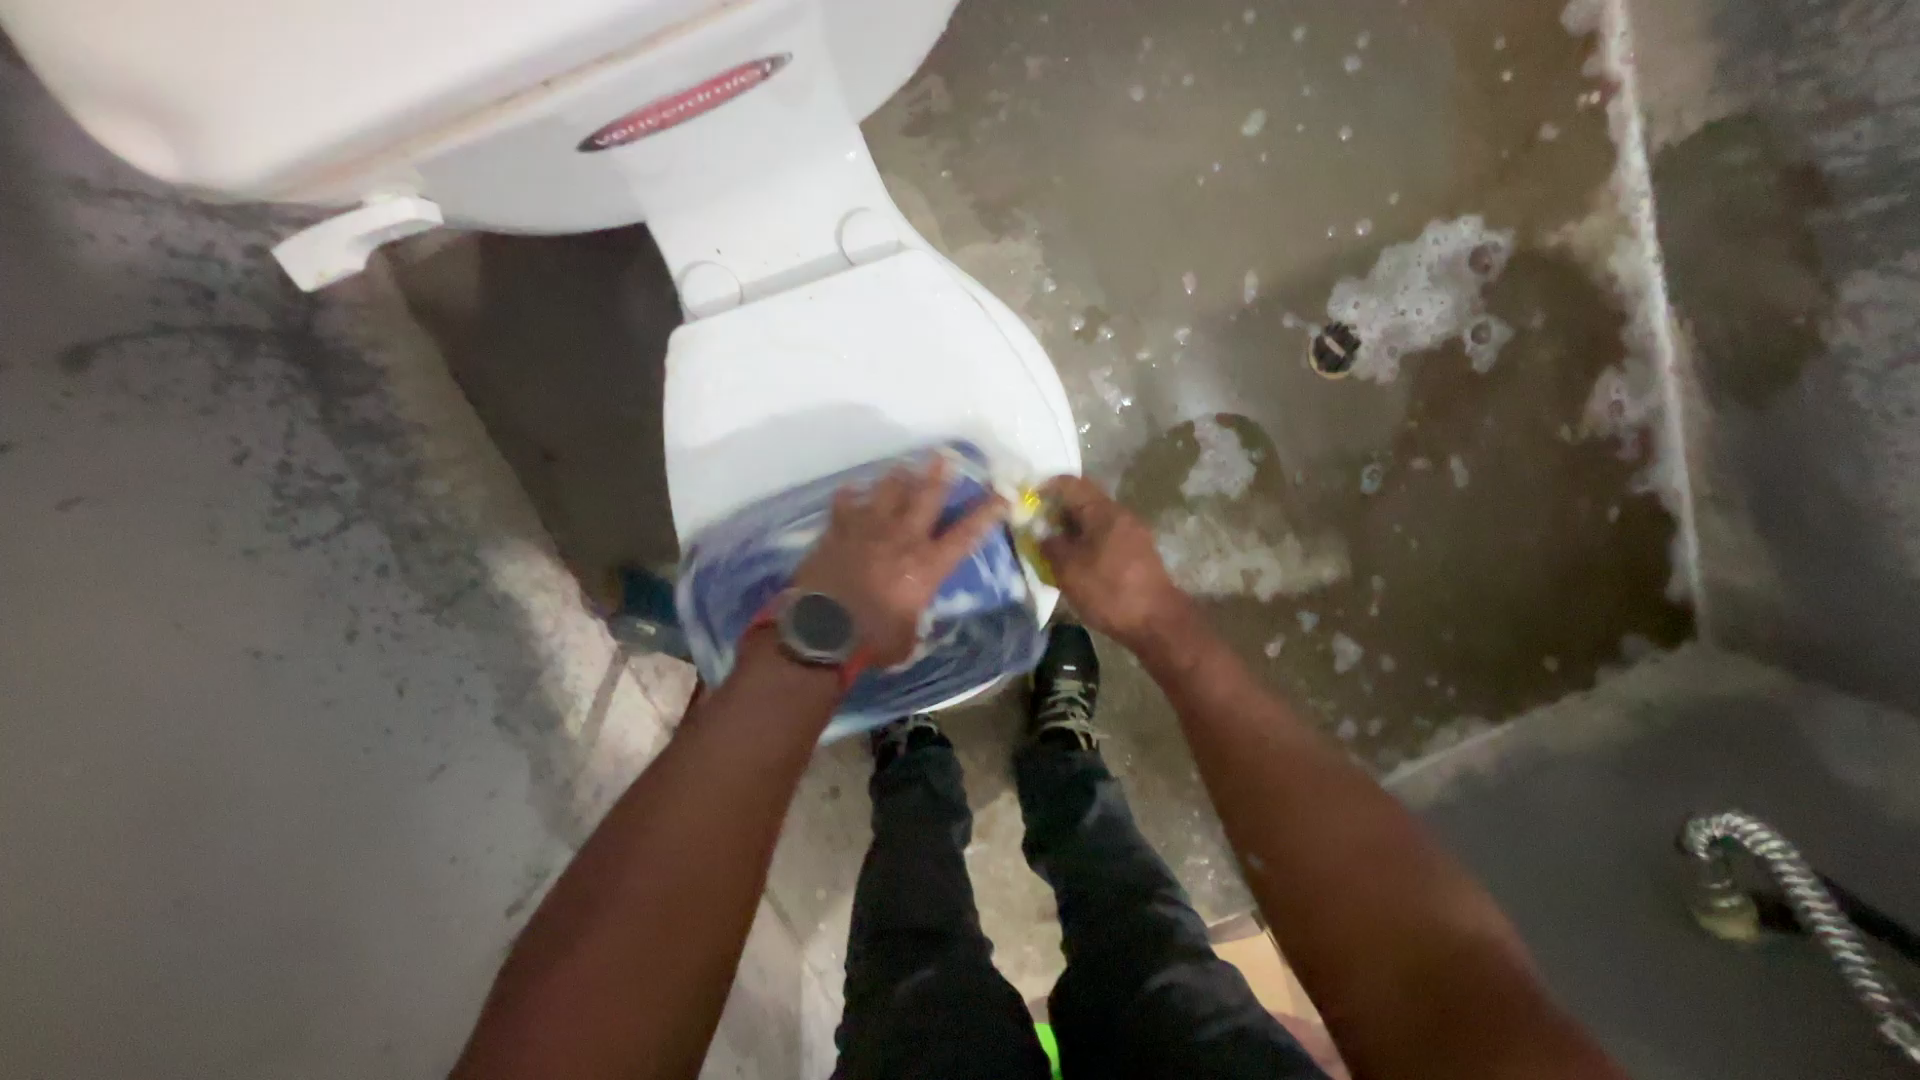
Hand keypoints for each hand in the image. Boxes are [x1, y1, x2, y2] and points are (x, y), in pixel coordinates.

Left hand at [789, 458, 1007, 667]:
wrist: (819, 630)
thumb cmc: (871, 641)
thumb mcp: (907, 638)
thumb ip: (914, 619)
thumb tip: (913, 616)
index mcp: (927, 566)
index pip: (966, 534)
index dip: (987, 513)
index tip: (1002, 495)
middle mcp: (902, 538)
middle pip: (926, 497)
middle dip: (938, 474)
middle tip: (945, 455)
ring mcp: (867, 530)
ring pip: (887, 491)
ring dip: (897, 478)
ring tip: (902, 467)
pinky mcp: (836, 532)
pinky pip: (844, 505)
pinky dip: (849, 496)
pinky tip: (850, 490)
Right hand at [1038, 475, 1189, 646]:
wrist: (1156, 623)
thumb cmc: (1108, 590)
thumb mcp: (1068, 569)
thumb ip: (1049, 545)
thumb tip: (1042, 534)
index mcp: (1104, 511)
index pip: (1070, 483)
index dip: (1045, 487)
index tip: (1026, 501)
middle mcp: (1121, 515)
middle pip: (1083, 502)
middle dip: (1056, 513)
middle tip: (1034, 530)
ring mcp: (1133, 534)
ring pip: (1094, 522)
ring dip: (1071, 532)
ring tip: (1050, 550)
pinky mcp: (1137, 554)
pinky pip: (1105, 538)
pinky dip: (1086, 545)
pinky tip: (1074, 565)